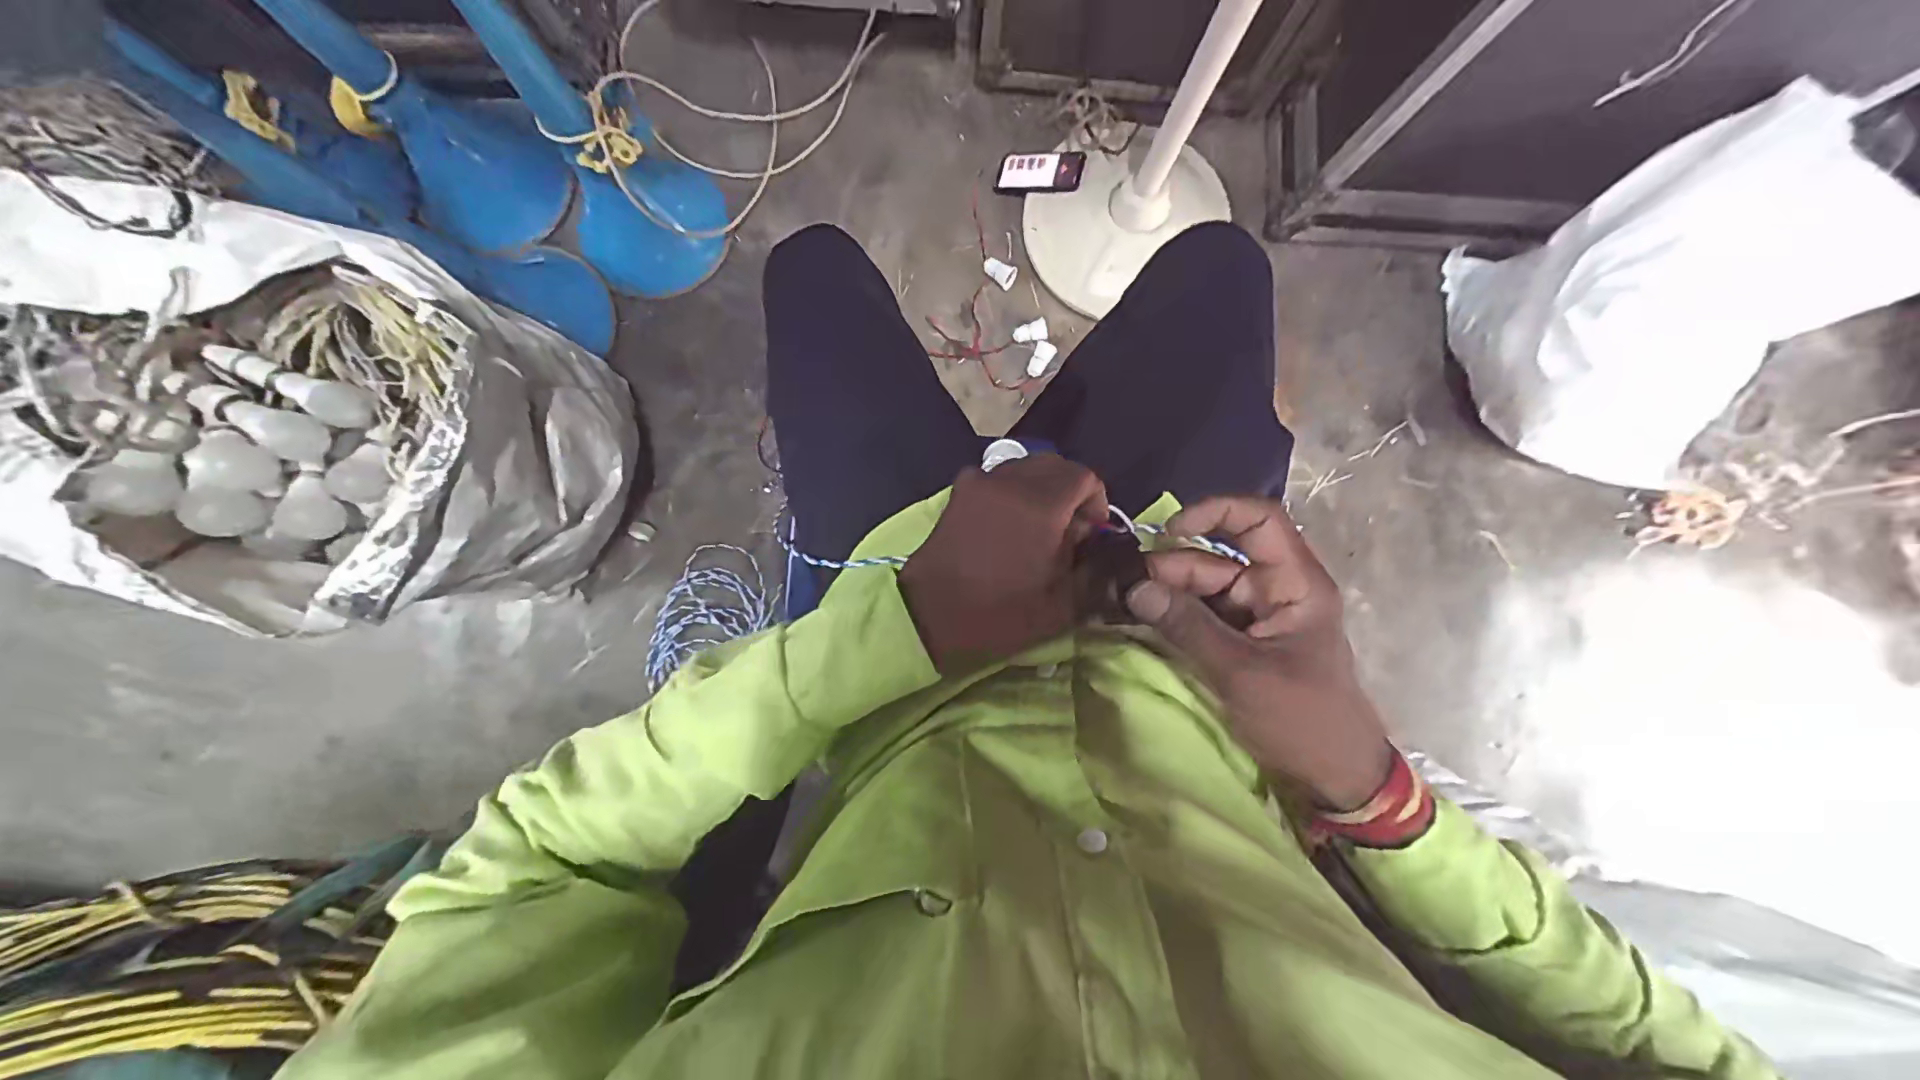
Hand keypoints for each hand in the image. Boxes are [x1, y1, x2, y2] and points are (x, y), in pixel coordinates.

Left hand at [899, 454, 1107, 673]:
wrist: (929, 616)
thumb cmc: (998, 613)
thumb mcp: (1061, 604)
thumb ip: (1093, 567)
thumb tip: (1098, 543)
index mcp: (1040, 503)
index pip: (1085, 477)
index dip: (1097, 503)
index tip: (1092, 535)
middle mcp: (1010, 481)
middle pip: (1055, 466)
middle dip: (1070, 492)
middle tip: (1069, 531)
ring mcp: (979, 483)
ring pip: (1024, 468)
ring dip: (1041, 490)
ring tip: (1038, 529)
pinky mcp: (958, 493)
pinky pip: (997, 480)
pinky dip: (1011, 493)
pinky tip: (1007, 527)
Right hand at [1124, 496, 1393, 809]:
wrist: (1333, 777)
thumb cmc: (1302, 719)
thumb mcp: (1242, 672)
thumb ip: (1187, 627)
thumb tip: (1135, 587)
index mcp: (1295, 583)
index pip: (1259, 520)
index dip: (1214, 512)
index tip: (1167, 531)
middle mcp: (1274, 589)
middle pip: (1217, 557)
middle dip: (1171, 567)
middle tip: (1126, 587)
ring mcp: (1254, 616)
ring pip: (1202, 587)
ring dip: (1165, 592)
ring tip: (1123, 603)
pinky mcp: (1238, 641)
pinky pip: (1199, 615)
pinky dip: (1171, 615)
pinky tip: (1140, 619)